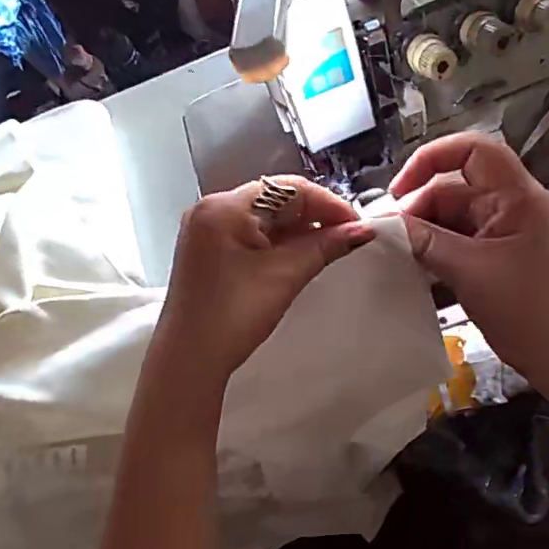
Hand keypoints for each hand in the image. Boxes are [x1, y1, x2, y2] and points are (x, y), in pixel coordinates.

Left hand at [159, 175, 374, 385]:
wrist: (188, 359)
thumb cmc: (228, 318)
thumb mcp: (284, 277)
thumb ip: (324, 247)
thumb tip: (359, 231)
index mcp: (223, 208)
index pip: (287, 189)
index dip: (327, 204)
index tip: (356, 225)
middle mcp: (210, 211)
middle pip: (274, 199)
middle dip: (313, 217)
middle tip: (346, 238)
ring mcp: (205, 231)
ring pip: (263, 218)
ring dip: (296, 231)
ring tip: (327, 249)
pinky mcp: (207, 251)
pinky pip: (248, 234)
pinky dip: (275, 243)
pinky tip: (298, 257)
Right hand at [390, 134, 548, 371]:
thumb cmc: (524, 308)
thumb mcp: (469, 270)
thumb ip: (426, 242)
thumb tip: (385, 225)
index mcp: (517, 197)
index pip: (473, 150)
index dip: (431, 158)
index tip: (399, 189)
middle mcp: (510, 206)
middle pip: (452, 188)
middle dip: (417, 209)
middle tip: (389, 238)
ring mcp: (501, 231)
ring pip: (448, 217)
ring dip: (421, 234)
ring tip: (396, 256)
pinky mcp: (492, 255)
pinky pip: (454, 241)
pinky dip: (432, 252)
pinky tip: (413, 270)